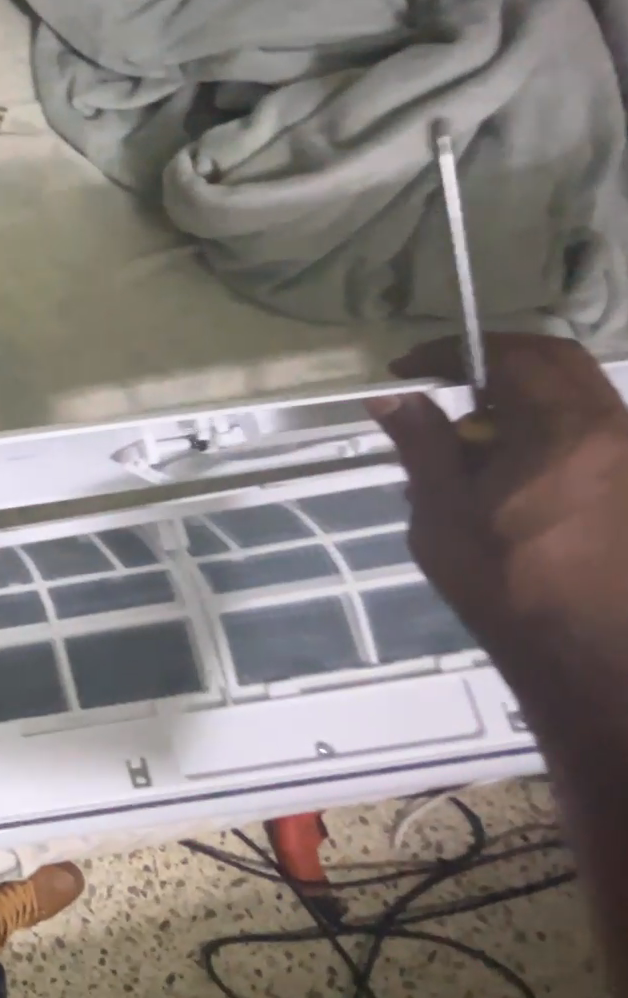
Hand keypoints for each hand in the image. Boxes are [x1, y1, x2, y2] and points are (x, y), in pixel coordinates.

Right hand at [365, 335, 627, 684]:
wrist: (588, 646)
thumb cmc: (502, 578)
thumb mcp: (441, 510)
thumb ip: (423, 444)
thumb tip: (393, 395)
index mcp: (566, 431)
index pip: (518, 356)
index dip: (459, 351)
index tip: (409, 370)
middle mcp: (619, 429)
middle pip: (557, 367)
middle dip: (492, 369)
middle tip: (436, 393)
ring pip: (576, 398)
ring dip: (516, 404)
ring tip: (466, 446)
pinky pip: (591, 430)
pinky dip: (542, 432)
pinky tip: (507, 473)